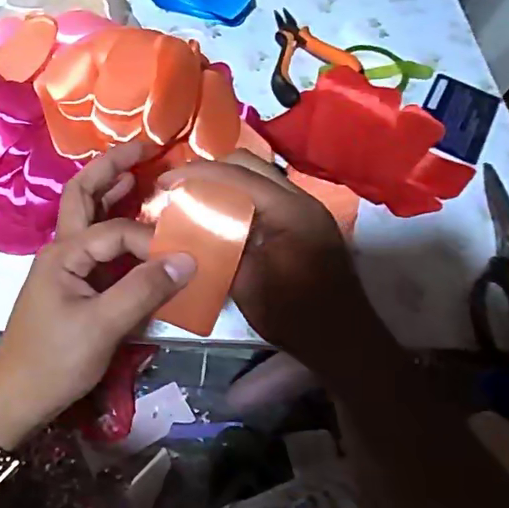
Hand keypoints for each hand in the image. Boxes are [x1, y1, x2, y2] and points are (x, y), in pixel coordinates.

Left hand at [0, 140, 195, 446]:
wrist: (17, 398)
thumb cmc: (54, 361)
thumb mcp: (101, 326)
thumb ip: (144, 290)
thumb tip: (187, 258)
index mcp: (64, 252)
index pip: (116, 231)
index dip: (150, 240)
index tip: (180, 259)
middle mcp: (63, 249)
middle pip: (84, 195)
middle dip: (112, 167)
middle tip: (144, 147)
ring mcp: (67, 265)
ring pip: (89, 215)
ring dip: (112, 189)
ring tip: (141, 171)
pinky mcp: (76, 283)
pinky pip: (99, 242)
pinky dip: (118, 223)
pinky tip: (136, 221)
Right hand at [158, 151, 387, 362]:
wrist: (343, 342)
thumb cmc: (294, 315)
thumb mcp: (246, 284)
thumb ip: (215, 248)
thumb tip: (182, 229)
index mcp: (289, 210)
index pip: (237, 174)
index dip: (197, 173)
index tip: (164, 181)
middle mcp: (302, 199)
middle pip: (250, 166)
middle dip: (211, 171)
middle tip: (179, 188)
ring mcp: (308, 210)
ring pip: (261, 179)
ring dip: (228, 183)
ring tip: (196, 200)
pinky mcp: (306, 224)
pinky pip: (269, 197)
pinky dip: (243, 199)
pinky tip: (223, 217)